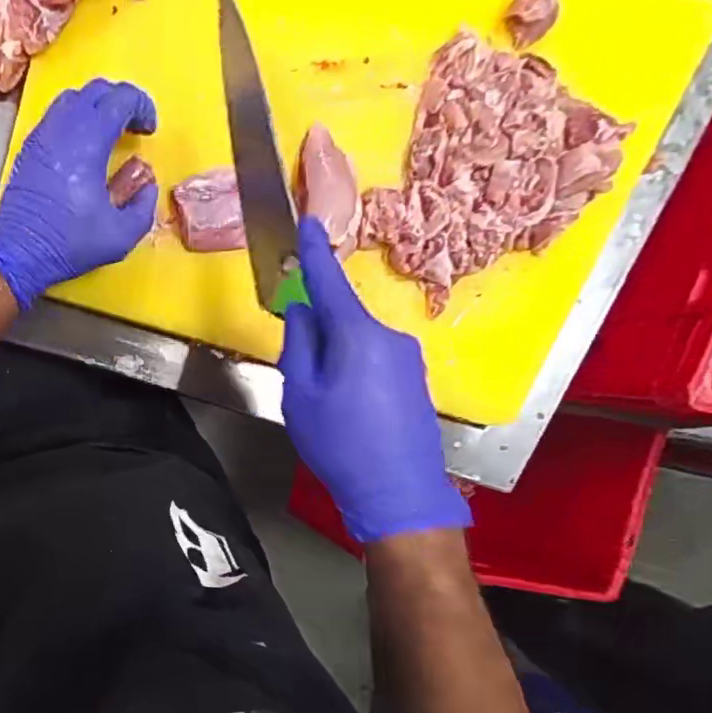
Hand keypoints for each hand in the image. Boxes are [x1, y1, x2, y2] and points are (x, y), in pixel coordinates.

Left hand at [0, 79, 159, 309]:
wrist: (20, 255)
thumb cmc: (68, 245)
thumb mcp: (120, 236)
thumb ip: (143, 208)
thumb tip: (147, 187)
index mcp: (88, 142)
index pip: (121, 98)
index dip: (142, 106)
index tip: (149, 129)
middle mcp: (62, 129)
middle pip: (96, 90)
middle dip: (120, 102)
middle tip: (131, 127)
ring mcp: (41, 137)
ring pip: (71, 99)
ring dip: (94, 108)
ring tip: (105, 135)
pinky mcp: (27, 151)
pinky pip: (53, 119)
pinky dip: (73, 122)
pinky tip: (80, 150)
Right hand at [281, 218, 470, 542]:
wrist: (396, 488)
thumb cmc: (338, 442)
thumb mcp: (300, 395)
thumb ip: (298, 346)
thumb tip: (302, 311)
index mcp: (357, 335)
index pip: (330, 284)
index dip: (315, 254)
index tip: (308, 223)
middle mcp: (389, 337)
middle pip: (341, 321)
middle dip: (315, 338)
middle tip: (299, 381)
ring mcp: (406, 358)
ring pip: (355, 345)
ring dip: (331, 362)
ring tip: (321, 407)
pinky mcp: (413, 379)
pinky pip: (371, 362)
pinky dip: (350, 375)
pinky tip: (343, 412)